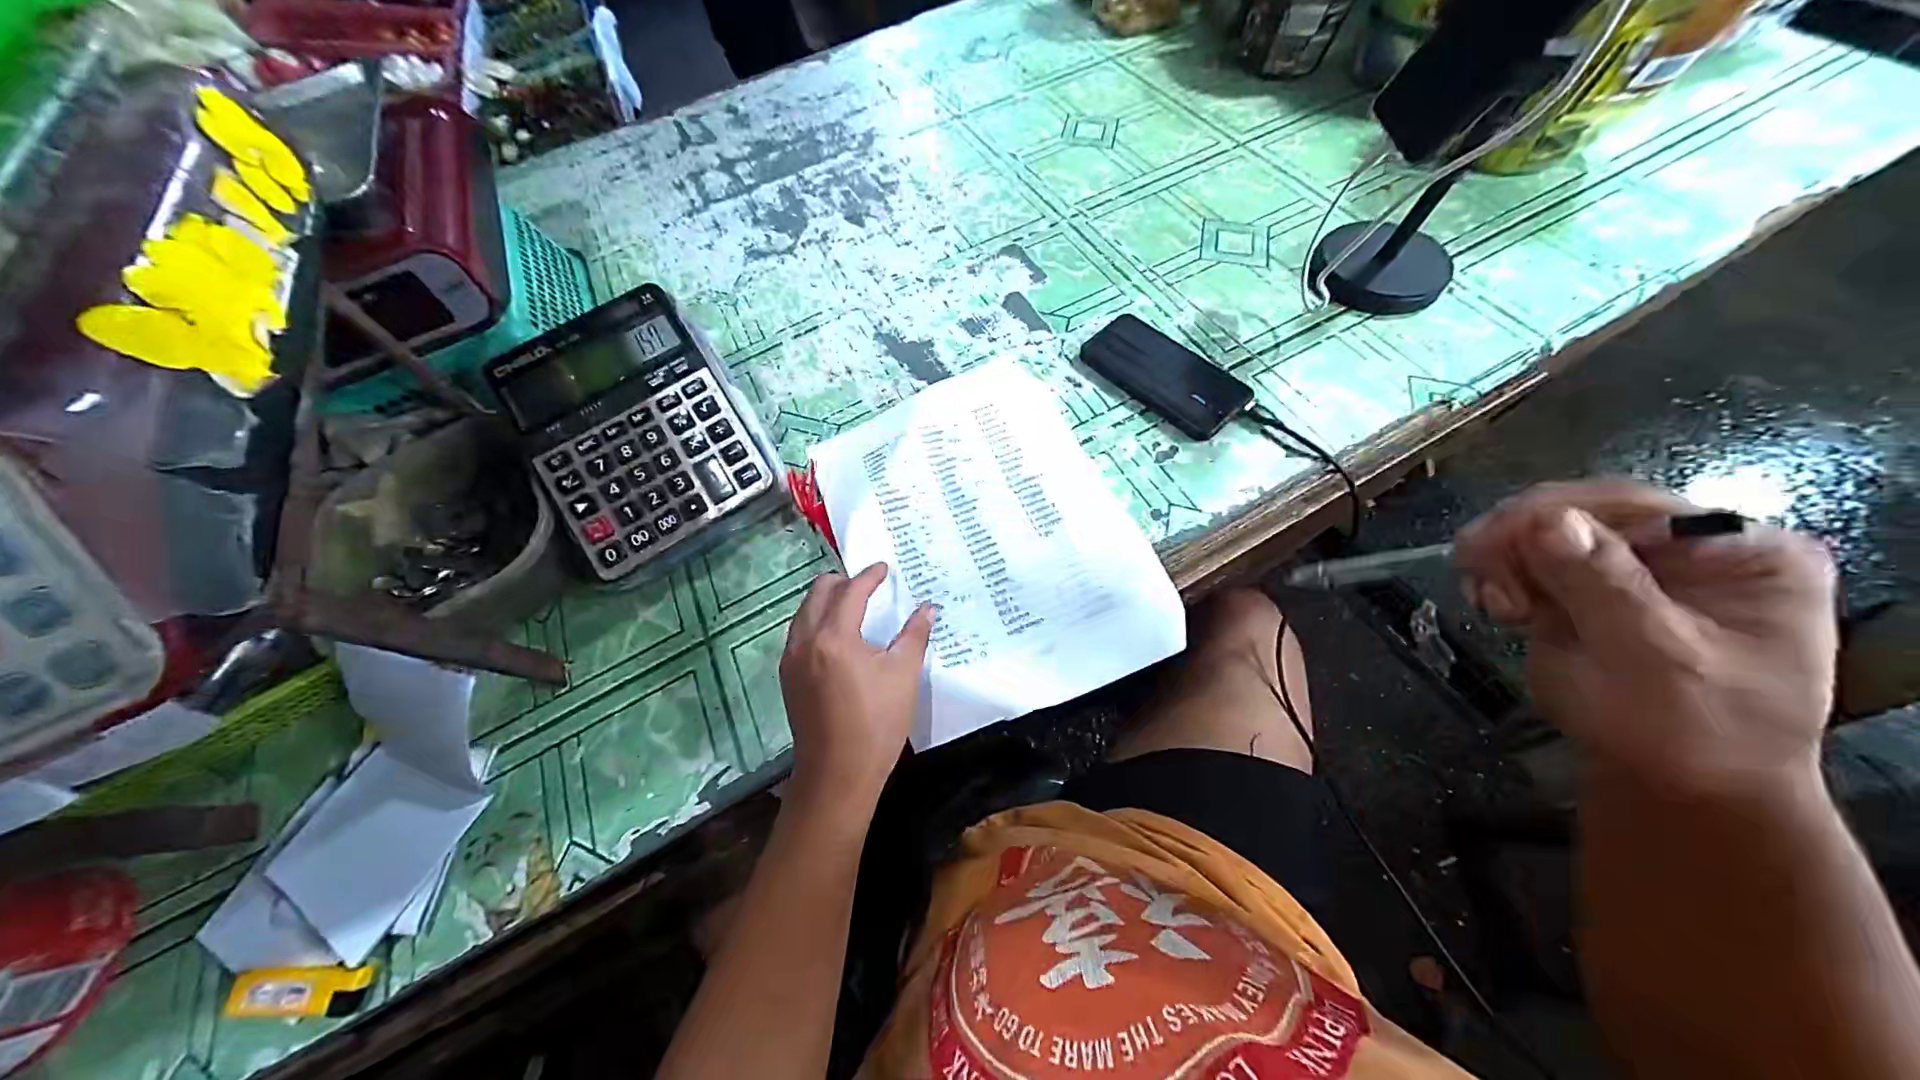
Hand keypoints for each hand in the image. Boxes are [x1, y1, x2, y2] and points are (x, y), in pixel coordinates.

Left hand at [779, 563, 934, 808]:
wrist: (837, 775)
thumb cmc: (876, 724)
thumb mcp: (903, 675)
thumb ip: (914, 635)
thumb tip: (928, 608)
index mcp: (833, 637)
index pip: (851, 591)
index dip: (870, 576)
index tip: (884, 568)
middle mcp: (804, 641)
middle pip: (818, 593)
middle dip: (844, 582)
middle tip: (869, 585)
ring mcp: (791, 660)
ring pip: (804, 612)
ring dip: (827, 601)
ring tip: (855, 608)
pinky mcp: (787, 677)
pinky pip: (799, 633)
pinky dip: (817, 622)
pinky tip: (839, 638)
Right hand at [1454, 480, 1836, 797]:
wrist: (1682, 793)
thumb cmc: (1690, 735)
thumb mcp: (1654, 661)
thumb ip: (1604, 587)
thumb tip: (1549, 519)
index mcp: (1742, 552)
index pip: (1633, 505)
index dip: (1553, 518)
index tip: (1488, 548)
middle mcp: (1691, 548)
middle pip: (1583, 512)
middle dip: (1519, 543)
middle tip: (1482, 585)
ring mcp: (1637, 569)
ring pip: (1545, 533)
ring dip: (1503, 561)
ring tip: (1496, 607)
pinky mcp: (1591, 590)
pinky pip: (1532, 561)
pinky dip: (1501, 576)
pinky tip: (1498, 606)